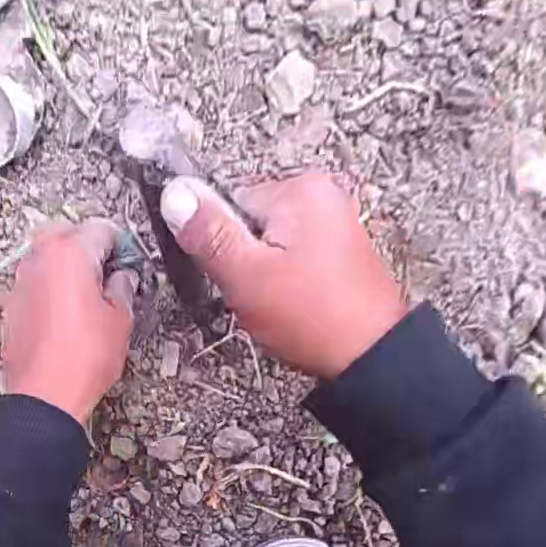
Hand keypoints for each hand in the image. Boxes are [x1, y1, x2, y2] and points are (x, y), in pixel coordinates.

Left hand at [0, 220, 138, 423]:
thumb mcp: (119, 323)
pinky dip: (53, 287)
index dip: (122, 246)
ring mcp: (21, 281)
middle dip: (90, 249)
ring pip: (48, 256)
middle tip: (110, 275)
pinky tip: (68, 314)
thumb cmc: (82, 360)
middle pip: (68, 234)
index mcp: (70, 254)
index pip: (102, 229)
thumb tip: (122, 279)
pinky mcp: (12, 305)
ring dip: (69, 267)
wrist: (45, 397)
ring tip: (90, 297)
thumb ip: (123, 290)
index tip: (130, 264)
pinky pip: (36, 282)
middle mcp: (39, 258)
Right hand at [160, 173, 406, 378]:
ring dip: (267, 280)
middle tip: (262, 297)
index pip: (230, 204)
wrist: (370, 357)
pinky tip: (297, 309)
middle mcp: (324, 197)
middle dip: (247, 265)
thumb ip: (208, 234)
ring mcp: (337, 227)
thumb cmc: (313, 318)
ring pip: (273, 250)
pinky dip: (289, 287)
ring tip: (283, 307)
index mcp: (301, 189)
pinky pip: (296, 263)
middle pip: (252, 226)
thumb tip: (174, 194)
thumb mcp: (246, 276)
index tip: (236, 277)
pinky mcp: (342, 256)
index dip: (223, 248)